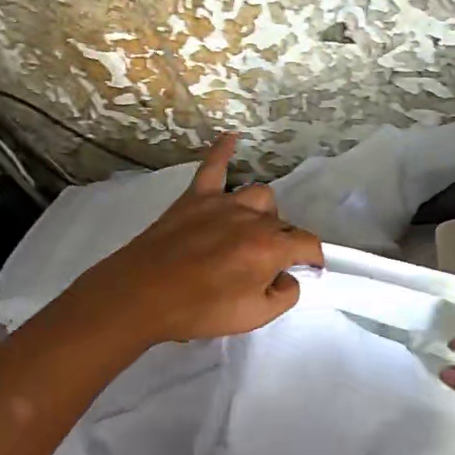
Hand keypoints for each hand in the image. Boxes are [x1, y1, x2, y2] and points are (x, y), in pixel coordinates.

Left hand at [67, 134, 325, 344]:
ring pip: (257, 195)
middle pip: (281, 222)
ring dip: (261, 213)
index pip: (307, 243)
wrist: (141, 295)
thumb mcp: (254, 317)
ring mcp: (222, 203)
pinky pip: (213, 166)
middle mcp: (251, 218)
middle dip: (283, 242)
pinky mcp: (194, 198)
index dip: (313, 258)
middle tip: (265, 266)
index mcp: (269, 247)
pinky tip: (231, 137)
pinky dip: (223, 151)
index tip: (310, 269)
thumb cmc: (199, 310)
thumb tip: (289, 277)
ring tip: (250, 232)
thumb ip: (284, 296)